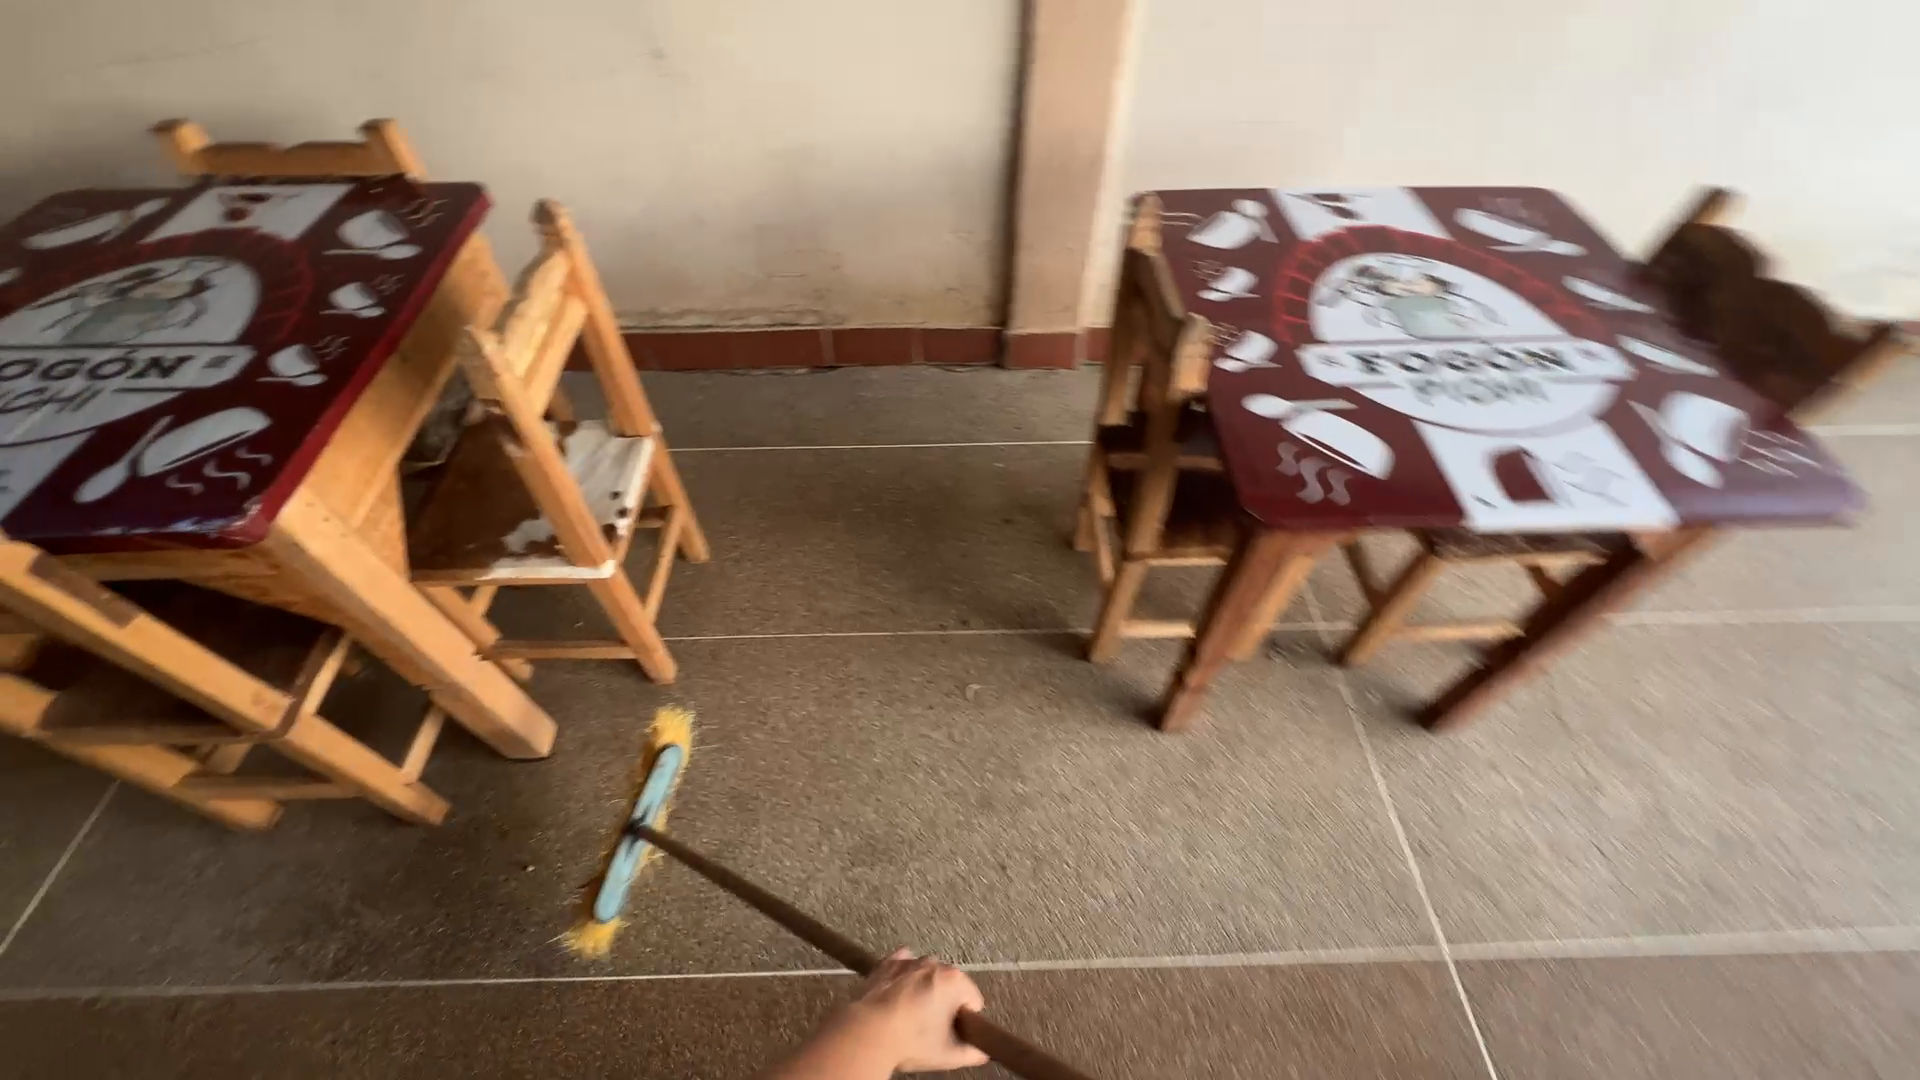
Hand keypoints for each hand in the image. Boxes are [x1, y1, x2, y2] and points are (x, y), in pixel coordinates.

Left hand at [843, 948, 988, 1072]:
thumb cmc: (909, 1041)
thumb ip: (971, 1054)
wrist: (869, 1032)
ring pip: (927, 973)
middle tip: (933, 1027)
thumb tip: (980, 1054)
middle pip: (950, 984)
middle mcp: (935, 964)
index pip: (973, 999)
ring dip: (925, 989)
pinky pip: (904, 964)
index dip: (967, 1019)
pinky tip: (900, 993)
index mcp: (954, 981)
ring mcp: (911, 961)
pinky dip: (905, 976)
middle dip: (946, 1003)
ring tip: (913, 1015)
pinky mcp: (889, 963)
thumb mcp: (947, 1055)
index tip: (955, 1032)